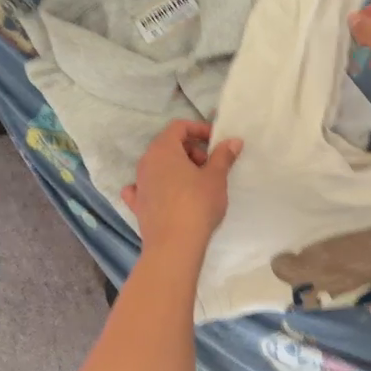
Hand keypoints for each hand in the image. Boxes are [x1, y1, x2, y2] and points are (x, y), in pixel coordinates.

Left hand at [121, 120, 241, 256]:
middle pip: (168, 145)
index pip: (179, 127)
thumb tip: (233, 141)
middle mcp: (146, 162)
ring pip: (158, 166)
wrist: (174, 244)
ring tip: (196, 184)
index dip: (199, 129)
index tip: (216, 142)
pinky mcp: (138, 205)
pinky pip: (145, 188)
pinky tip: (165, 195)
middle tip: (210, 166)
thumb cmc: (197, 204)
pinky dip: (156, 187)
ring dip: (177, 168)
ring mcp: (139, 184)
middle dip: (191, 150)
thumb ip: (223, 156)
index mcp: (163, 149)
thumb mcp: (216, 177)